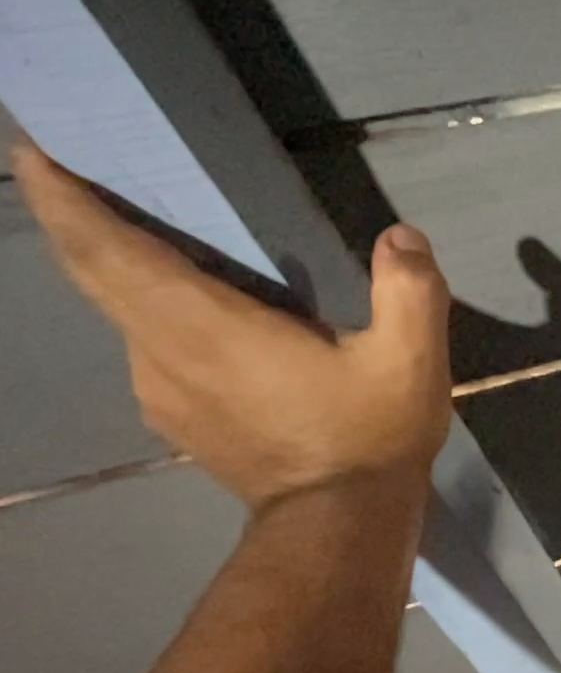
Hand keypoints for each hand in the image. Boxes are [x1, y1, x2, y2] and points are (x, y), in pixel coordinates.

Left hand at [12, 141, 451, 511]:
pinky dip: (152, 321)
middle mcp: (161, 352)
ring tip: (150, 250)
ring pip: (122, 316)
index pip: (107, 248)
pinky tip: (193, 327)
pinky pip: (149, 353)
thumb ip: (409, 292)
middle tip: (71, 178)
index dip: (65, 197)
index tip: (36, 152)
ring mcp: (161, 391)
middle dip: (74, 221)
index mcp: (206, 326)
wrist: (341, 520)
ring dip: (120, 275)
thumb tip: (402, 237)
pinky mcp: (177, 420)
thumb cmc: (370, 433)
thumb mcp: (411, 360)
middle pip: (95, 275)